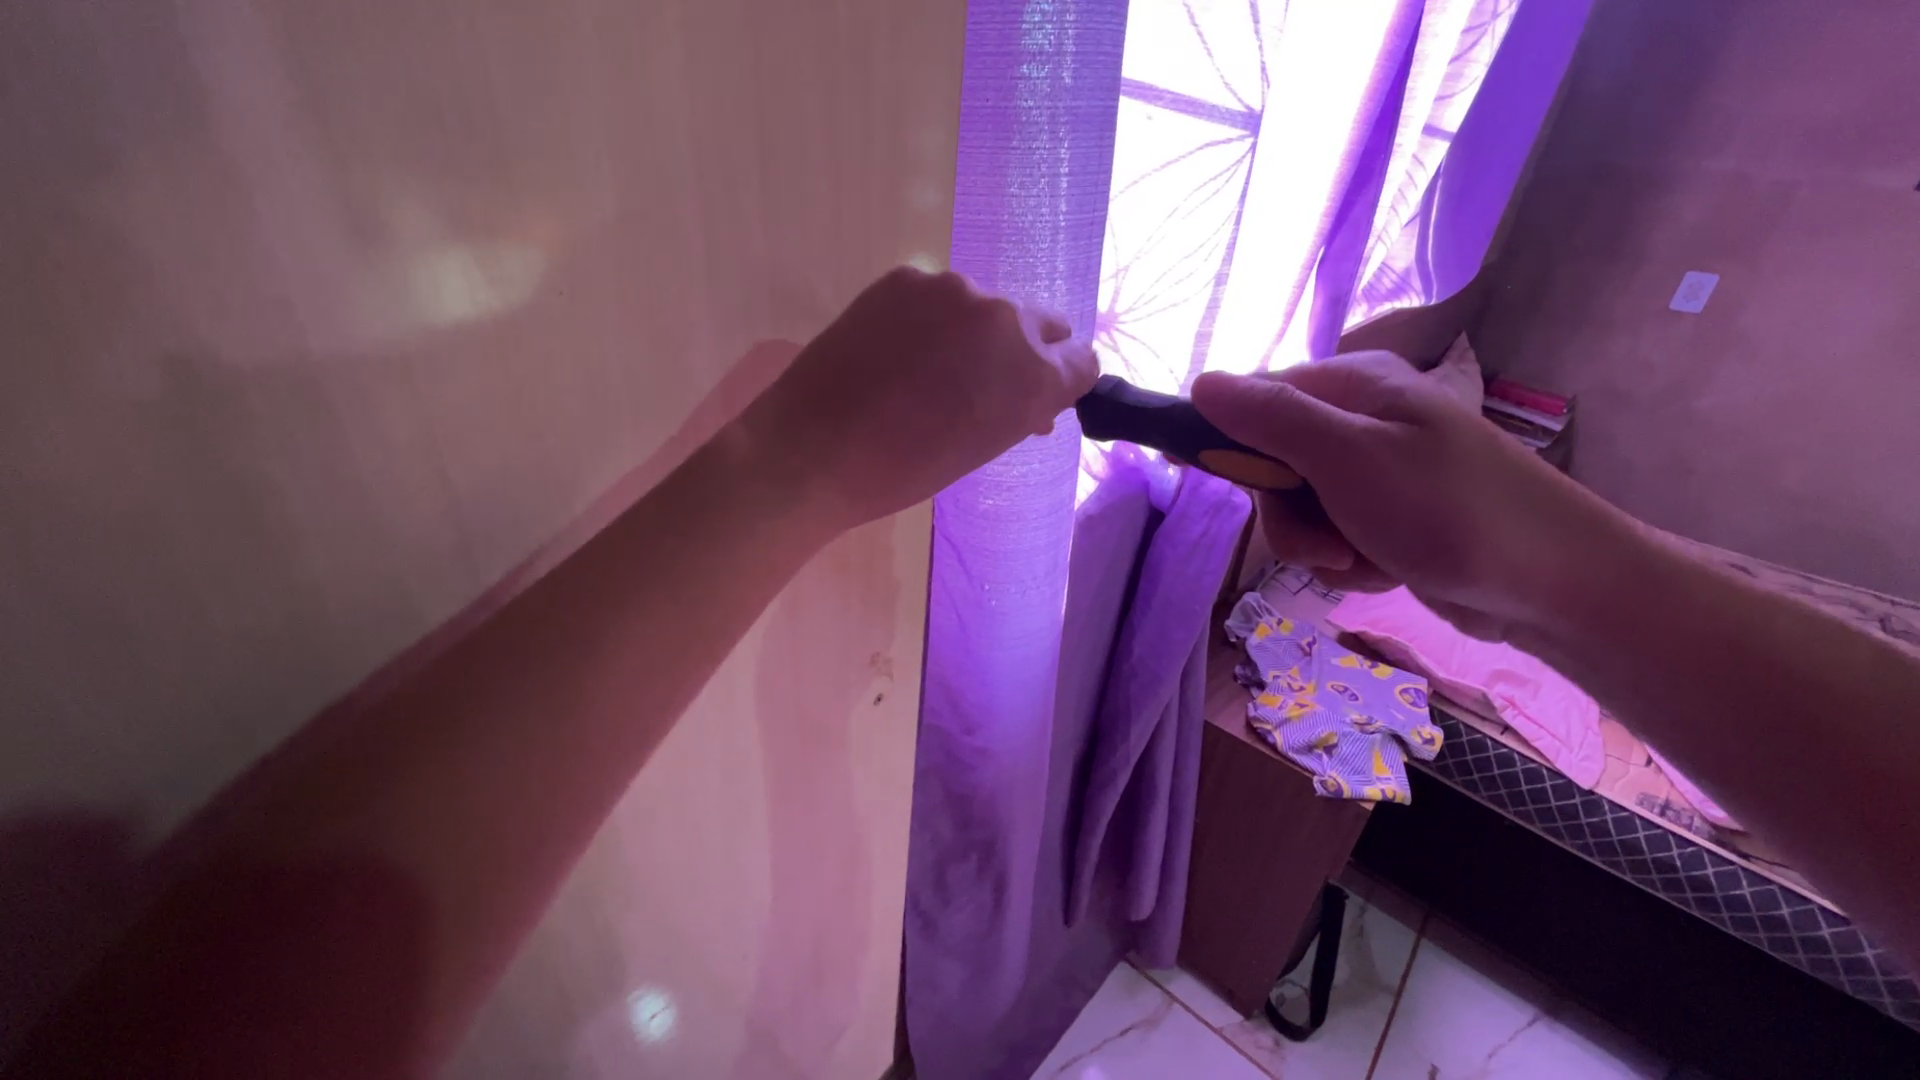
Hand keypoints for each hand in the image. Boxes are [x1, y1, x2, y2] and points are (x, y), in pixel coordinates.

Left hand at [744, 267, 1098, 526]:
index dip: (1062, 381)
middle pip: (1041, 324)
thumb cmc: (902, 471)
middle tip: (982, 383)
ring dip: (972, 332)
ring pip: (985, 308)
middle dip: (1024, 352)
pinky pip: (937, 295)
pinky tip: (896, 349)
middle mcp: (1006, 320)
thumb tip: (1032, 402)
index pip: (1082, 362)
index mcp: (1034, 375)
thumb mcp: (979, 450)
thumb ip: (1018, 413)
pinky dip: (928, 318)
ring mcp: (953, 290)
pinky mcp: (906, 276)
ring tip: (926, 370)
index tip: (1038, 397)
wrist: (813, 450)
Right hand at [1191, 352, 1632, 638]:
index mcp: (1352, 386)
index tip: (1222, 481)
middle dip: (1289, 515)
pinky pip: (1331, 535)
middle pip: (1270, 464)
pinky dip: (1348, 560)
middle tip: (1326, 541)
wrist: (1557, 585)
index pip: (1252, 401)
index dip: (1230, 443)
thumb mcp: (1349, 459)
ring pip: (1297, 510)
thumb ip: (1271, 419)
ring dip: (1319, 545)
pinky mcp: (1386, 514)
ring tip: (1365, 558)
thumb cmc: (1451, 509)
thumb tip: (1200, 382)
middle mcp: (1359, 420)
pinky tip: (1385, 568)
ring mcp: (1374, 470)